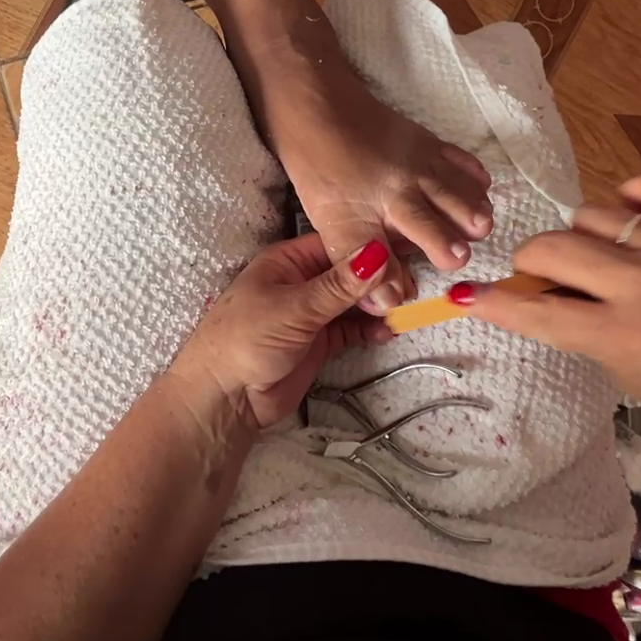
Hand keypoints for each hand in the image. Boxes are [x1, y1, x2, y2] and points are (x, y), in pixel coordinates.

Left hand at [173, 235, 394, 428]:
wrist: (225, 398)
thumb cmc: (247, 339)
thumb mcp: (296, 307)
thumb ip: (339, 285)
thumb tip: (380, 252)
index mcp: (288, 260)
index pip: (336, 242)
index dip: (370, 247)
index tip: (407, 251)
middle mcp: (302, 281)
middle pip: (349, 273)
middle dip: (379, 279)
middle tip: (414, 285)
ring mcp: (311, 312)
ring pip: (354, 302)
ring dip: (378, 306)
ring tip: (407, 310)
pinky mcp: (319, 342)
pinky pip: (351, 329)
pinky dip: (370, 329)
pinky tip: (389, 331)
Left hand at [273, 73, 495, 313]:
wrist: (316, 108)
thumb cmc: (318, 169)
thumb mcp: (330, 221)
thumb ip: (358, 260)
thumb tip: (389, 302)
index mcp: (393, 205)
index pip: (429, 240)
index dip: (443, 256)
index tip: (444, 268)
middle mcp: (418, 183)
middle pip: (460, 215)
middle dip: (466, 237)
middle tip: (462, 249)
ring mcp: (427, 159)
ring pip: (469, 190)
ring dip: (476, 211)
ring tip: (476, 226)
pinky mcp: (429, 140)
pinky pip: (466, 162)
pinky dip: (475, 180)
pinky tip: (476, 191)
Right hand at [450, 171, 640, 471]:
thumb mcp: (633, 376)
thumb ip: (581, 330)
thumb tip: (535, 295)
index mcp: (627, 336)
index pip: (536, 311)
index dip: (492, 303)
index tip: (465, 296)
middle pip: (552, 247)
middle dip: (532, 264)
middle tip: (544, 280)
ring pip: (592, 214)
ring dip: (582, 238)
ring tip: (601, 260)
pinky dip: (633, 196)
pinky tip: (634, 220)